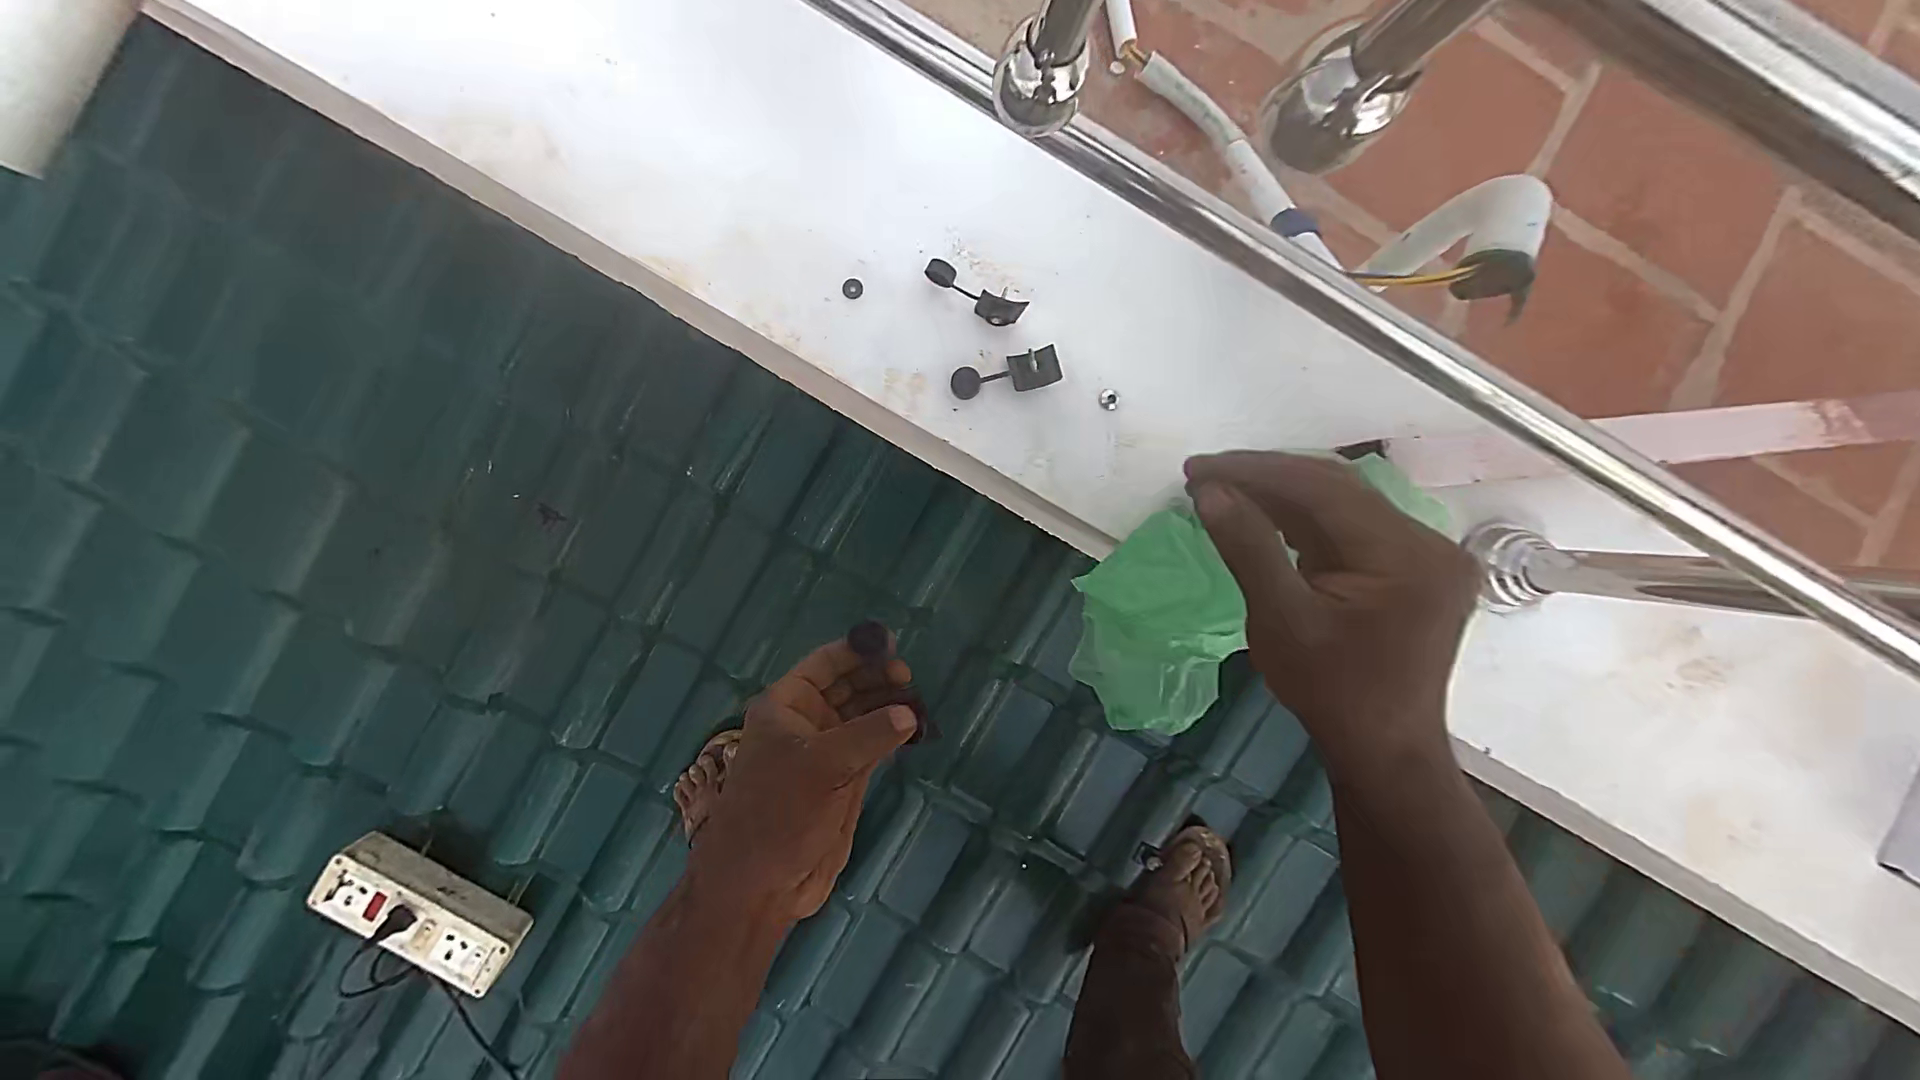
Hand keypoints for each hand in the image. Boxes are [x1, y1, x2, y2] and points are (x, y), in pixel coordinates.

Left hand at [687, 640, 916, 921]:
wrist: (760, 884)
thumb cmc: (778, 812)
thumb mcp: (822, 765)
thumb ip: (868, 735)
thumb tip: (910, 713)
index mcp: (786, 706)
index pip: (825, 664)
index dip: (856, 651)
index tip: (891, 644)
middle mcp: (807, 722)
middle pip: (848, 685)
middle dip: (878, 677)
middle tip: (909, 678)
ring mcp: (828, 750)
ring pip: (864, 714)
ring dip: (890, 705)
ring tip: (919, 702)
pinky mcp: (846, 777)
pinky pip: (875, 744)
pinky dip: (894, 734)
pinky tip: (916, 728)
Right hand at [1185, 452, 1479, 785]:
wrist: (1382, 748)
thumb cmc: (1330, 691)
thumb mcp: (1280, 620)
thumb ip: (1248, 548)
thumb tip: (1210, 492)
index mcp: (1405, 554)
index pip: (1321, 489)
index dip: (1254, 471)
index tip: (1197, 469)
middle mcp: (1425, 543)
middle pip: (1333, 487)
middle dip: (1263, 476)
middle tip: (1202, 475)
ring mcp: (1421, 554)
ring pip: (1338, 503)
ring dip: (1278, 493)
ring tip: (1220, 489)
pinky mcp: (1407, 567)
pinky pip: (1345, 527)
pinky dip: (1298, 518)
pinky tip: (1259, 515)